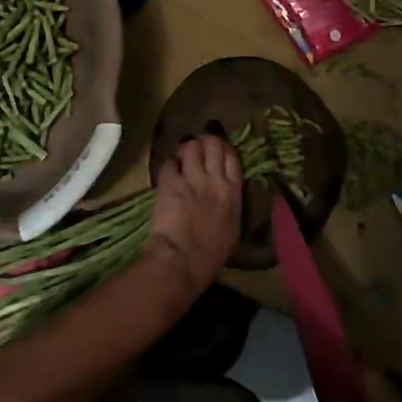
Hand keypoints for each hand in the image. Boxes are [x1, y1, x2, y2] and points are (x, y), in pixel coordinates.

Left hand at [147, 135, 241, 292]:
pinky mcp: (170, 182)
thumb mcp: (232, 226)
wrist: (184, 258)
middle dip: (204, 143)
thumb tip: (225, 192)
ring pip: (190, 147)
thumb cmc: (212, 253)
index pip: (232, 157)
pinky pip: (169, 162)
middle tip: (196, 150)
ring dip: (185, 150)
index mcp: (234, 193)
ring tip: (180, 157)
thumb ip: (230, 203)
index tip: (216, 152)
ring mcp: (192, 179)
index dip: (223, 149)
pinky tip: (167, 172)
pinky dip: (168, 165)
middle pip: (213, 145)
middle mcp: (215, 180)